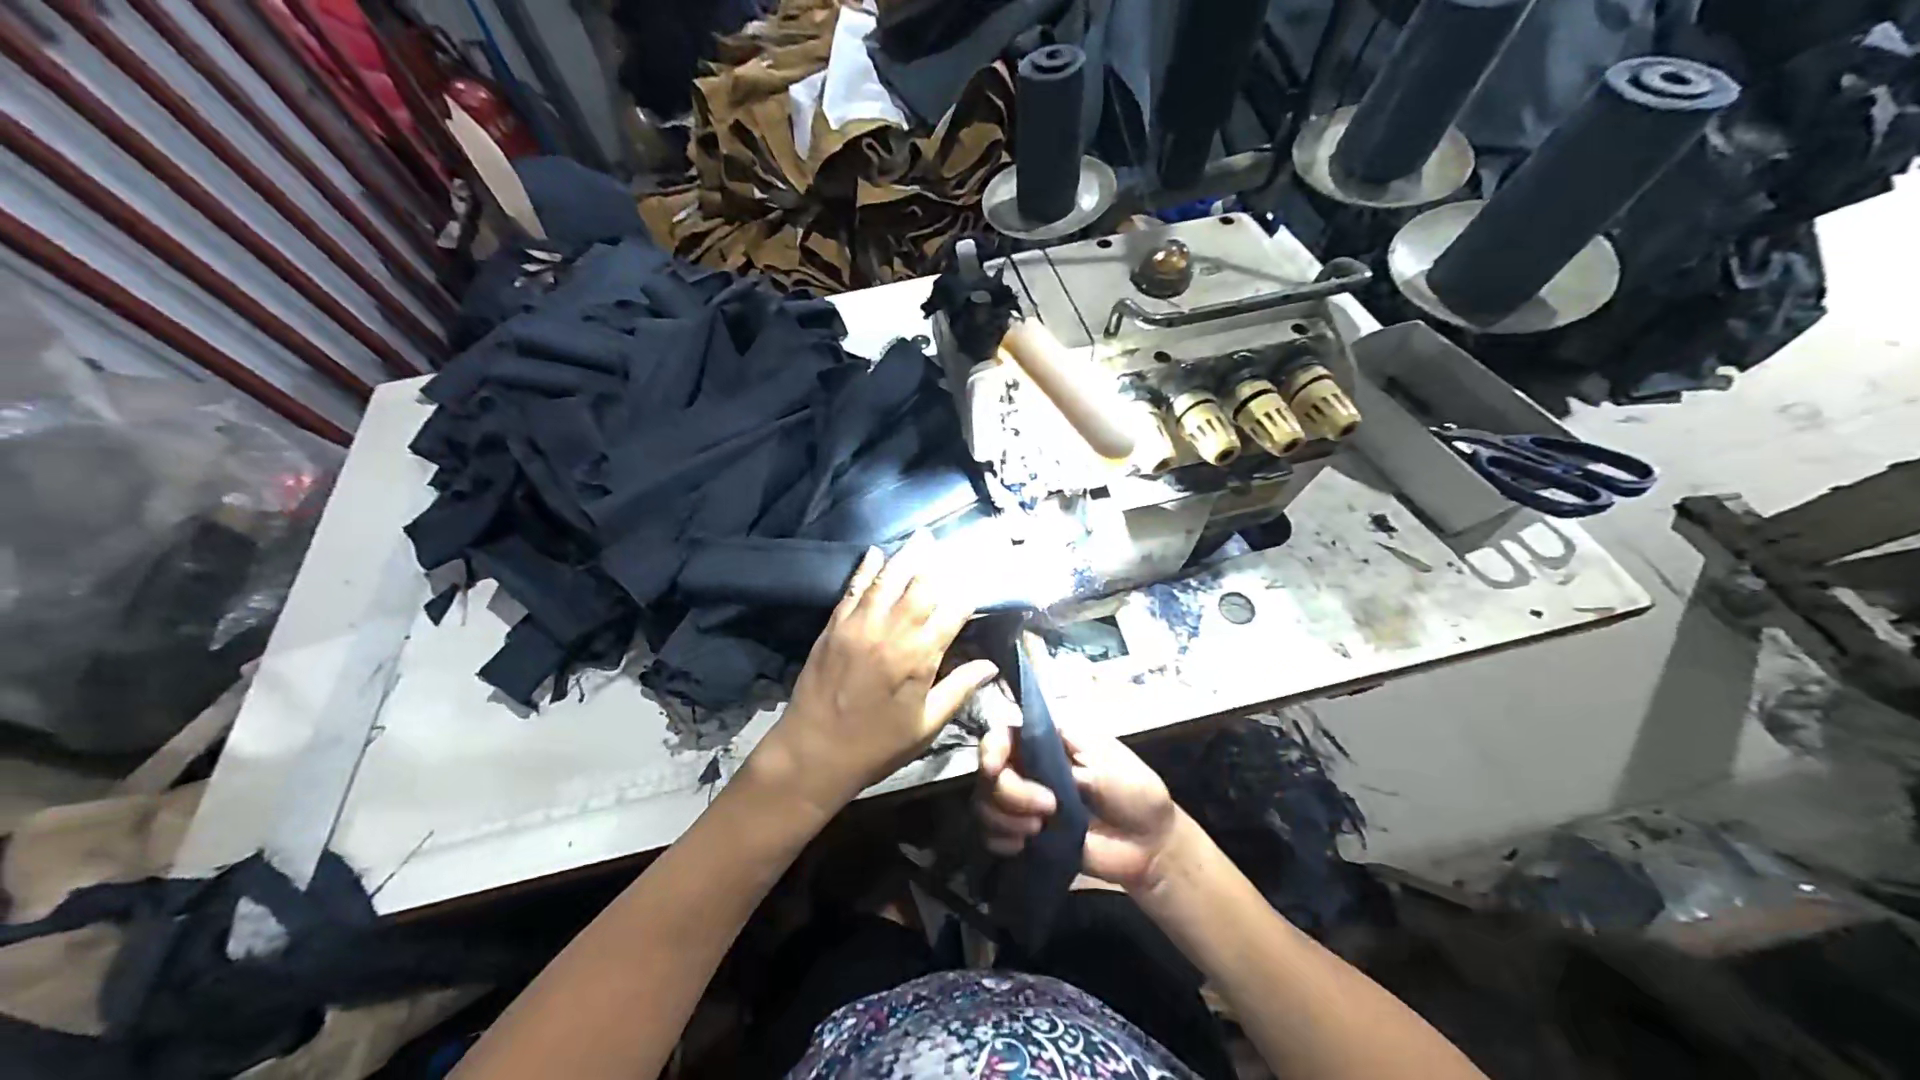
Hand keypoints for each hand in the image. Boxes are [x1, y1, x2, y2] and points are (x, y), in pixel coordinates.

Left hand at [746, 536, 998, 816]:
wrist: (814, 752)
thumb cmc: (877, 745)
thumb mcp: (927, 724)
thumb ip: (959, 689)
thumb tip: (990, 666)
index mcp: (920, 657)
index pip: (953, 611)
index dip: (969, 595)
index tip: (978, 584)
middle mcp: (892, 632)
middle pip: (922, 585)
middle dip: (939, 563)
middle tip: (951, 546)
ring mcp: (860, 625)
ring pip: (888, 579)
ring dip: (907, 556)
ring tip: (921, 537)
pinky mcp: (834, 626)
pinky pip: (854, 588)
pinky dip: (867, 568)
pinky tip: (876, 552)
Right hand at [976, 718, 1180, 890]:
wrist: (1150, 845)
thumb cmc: (1137, 793)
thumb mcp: (1113, 767)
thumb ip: (1073, 763)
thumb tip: (1039, 765)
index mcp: (1049, 742)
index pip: (1004, 733)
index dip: (992, 747)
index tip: (995, 767)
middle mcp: (1029, 766)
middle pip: (989, 772)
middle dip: (1011, 792)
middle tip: (1048, 808)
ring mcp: (1024, 802)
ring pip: (984, 803)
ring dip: (1005, 819)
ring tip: (1038, 830)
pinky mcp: (1024, 835)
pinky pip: (991, 835)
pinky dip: (1000, 841)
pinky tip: (1023, 846)